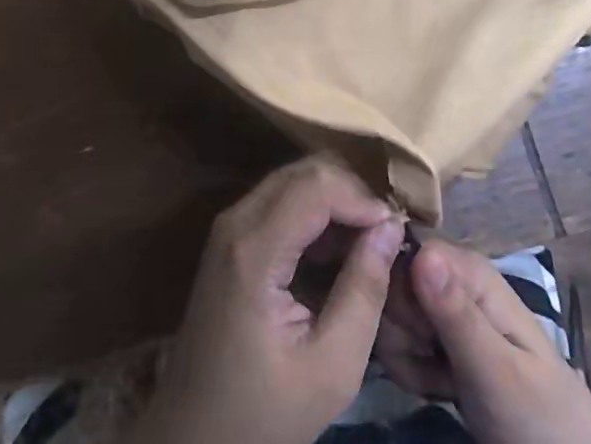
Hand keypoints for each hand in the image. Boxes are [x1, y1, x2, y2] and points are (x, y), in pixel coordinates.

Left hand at [131, 157, 406, 443]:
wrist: (194, 438)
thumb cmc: (264, 412)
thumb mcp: (332, 366)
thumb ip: (364, 290)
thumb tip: (391, 227)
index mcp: (253, 252)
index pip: (316, 185)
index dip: (362, 197)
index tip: (395, 229)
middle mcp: (235, 222)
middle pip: (304, 172)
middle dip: (352, 191)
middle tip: (386, 231)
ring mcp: (228, 228)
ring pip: (294, 180)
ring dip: (336, 200)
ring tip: (370, 239)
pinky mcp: (231, 239)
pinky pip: (281, 201)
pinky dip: (317, 212)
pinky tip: (340, 249)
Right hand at [377, 241, 590, 443]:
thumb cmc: (535, 409)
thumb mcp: (497, 368)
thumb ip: (457, 314)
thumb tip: (421, 254)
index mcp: (470, 271)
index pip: (405, 256)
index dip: (403, 295)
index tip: (423, 337)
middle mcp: (451, 277)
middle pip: (393, 286)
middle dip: (402, 333)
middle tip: (434, 364)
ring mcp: (441, 305)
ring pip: (390, 316)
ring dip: (405, 357)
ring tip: (441, 381)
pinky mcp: (433, 333)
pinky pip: (396, 341)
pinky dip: (410, 370)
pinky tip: (437, 386)